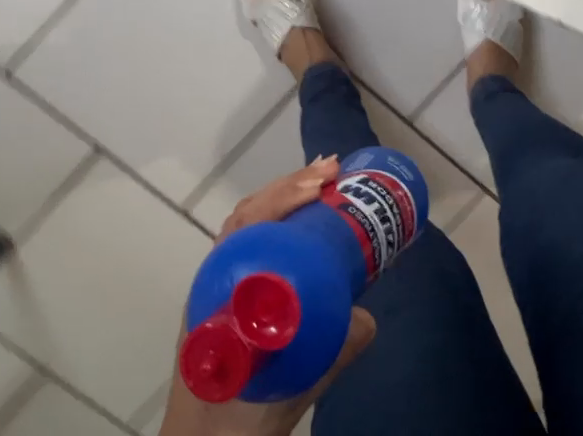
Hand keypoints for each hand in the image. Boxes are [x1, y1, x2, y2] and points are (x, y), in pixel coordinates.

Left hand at [160, 157, 375, 435]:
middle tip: (334, 171)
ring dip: (285, 199)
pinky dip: (282, 226)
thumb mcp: (290, 387)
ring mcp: (220, 288)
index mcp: (217, 289)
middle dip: (292, 185)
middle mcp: (214, 279)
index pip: (248, 223)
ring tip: (324, 182)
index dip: (284, 194)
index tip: (322, 183)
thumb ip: (332, 352)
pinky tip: (306, 226)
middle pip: (250, 214)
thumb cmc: (235, 419)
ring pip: (251, 228)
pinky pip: (257, 249)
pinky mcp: (231, 302)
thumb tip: (368, 317)